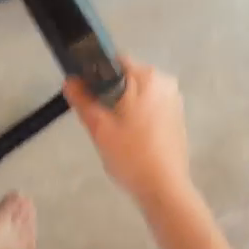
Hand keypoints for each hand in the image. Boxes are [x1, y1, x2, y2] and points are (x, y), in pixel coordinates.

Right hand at [64, 60, 195, 212]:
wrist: (165, 187)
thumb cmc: (131, 155)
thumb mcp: (100, 127)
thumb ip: (83, 100)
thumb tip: (70, 80)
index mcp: (147, 77)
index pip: (115, 61)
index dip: (96, 74)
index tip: (86, 95)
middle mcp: (165, 81)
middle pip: (128, 76)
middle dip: (110, 93)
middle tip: (100, 120)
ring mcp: (174, 98)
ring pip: (139, 92)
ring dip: (124, 105)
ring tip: (115, 133)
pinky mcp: (177, 114)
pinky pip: (151, 104)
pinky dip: (139, 114)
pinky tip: (132, 138)